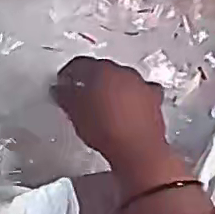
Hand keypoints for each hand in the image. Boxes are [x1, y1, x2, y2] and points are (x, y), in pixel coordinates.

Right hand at [50, 58, 170, 173]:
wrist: (137, 149)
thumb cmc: (107, 130)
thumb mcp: (75, 113)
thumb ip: (65, 96)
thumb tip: (60, 90)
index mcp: (101, 71)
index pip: (80, 64)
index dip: (69, 73)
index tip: (63, 82)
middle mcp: (123, 73)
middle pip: (102, 69)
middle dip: (90, 80)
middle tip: (78, 93)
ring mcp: (141, 85)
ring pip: (121, 80)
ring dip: (110, 88)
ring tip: (100, 104)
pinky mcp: (154, 100)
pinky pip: (139, 93)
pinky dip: (130, 98)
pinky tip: (123, 109)